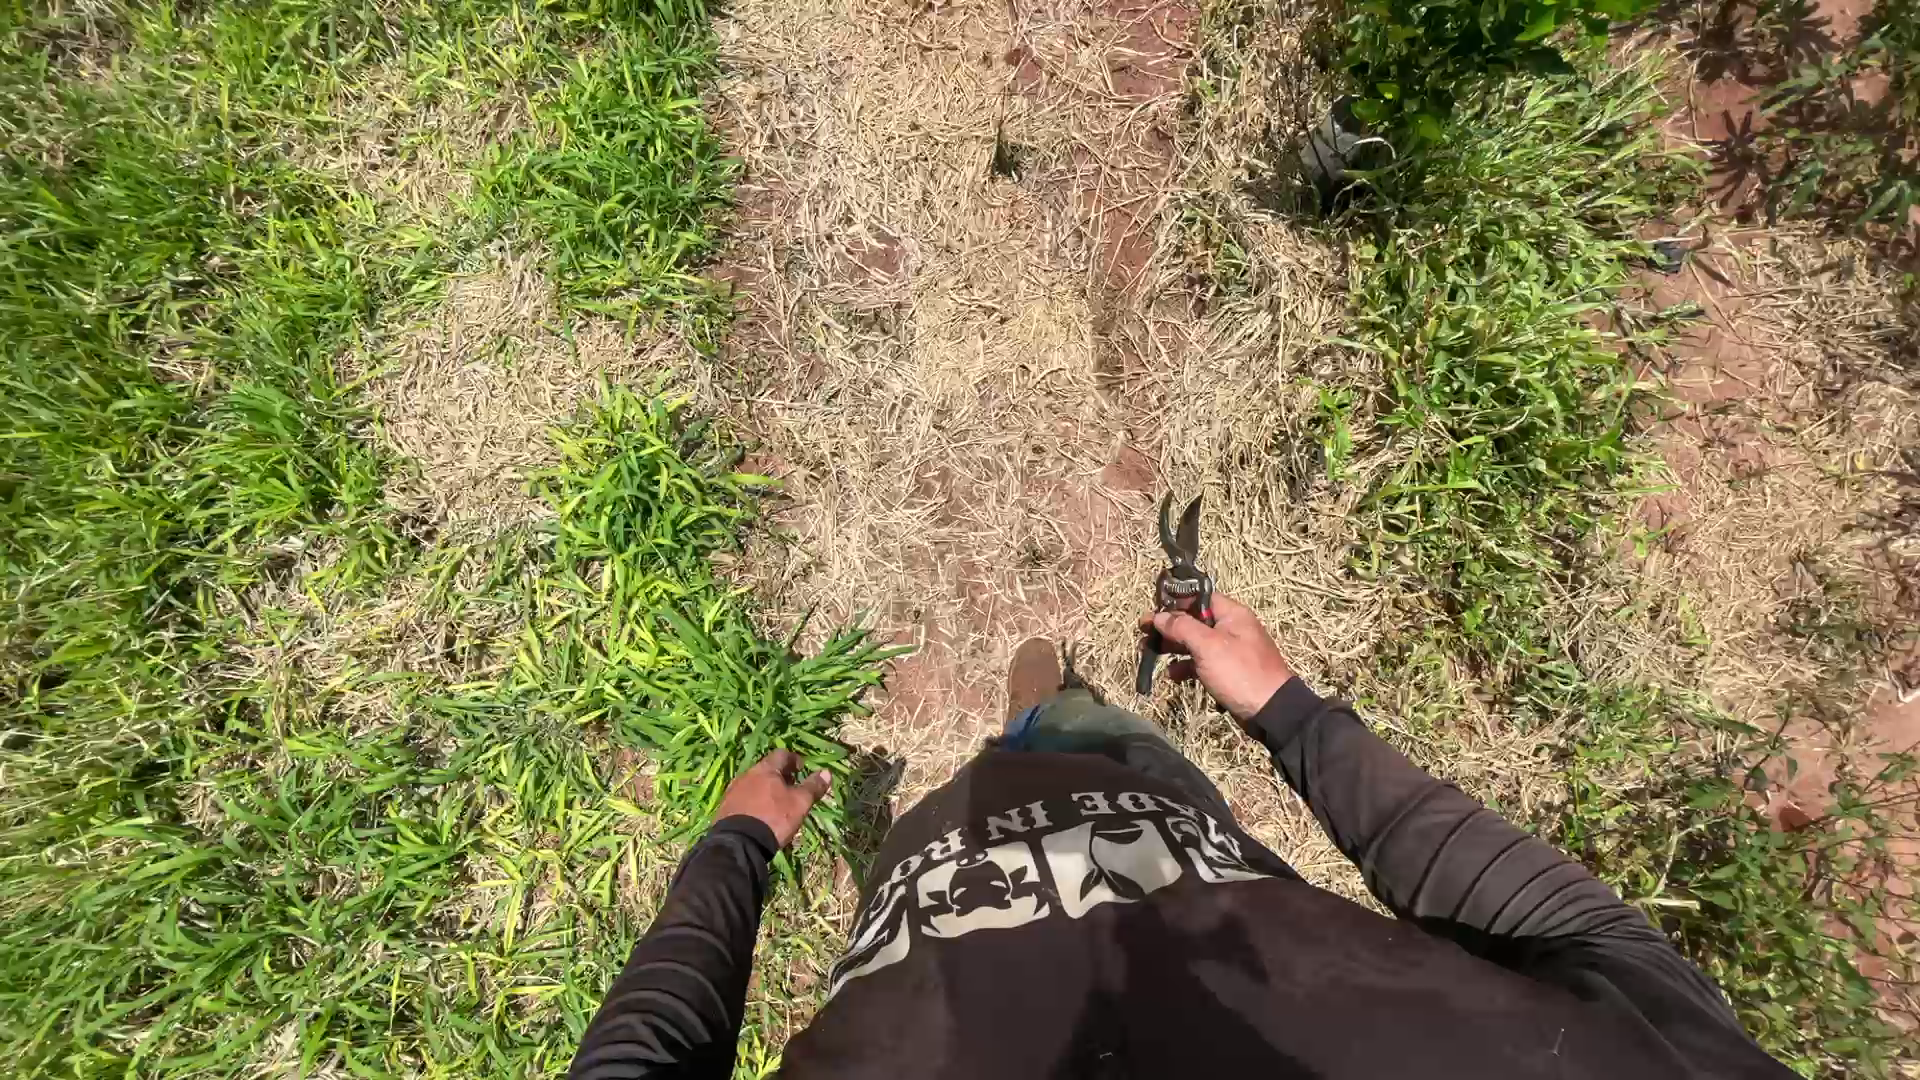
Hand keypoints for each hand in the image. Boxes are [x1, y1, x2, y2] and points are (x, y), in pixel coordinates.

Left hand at [714, 750, 832, 848]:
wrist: (738, 844)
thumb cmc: (773, 818)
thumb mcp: (799, 803)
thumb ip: (813, 787)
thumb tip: (827, 772)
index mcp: (765, 769)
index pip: (782, 754)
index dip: (794, 760)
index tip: (801, 770)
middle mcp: (747, 775)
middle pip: (766, 769)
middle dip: (780, 776)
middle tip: (791, 788)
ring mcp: (733, 791)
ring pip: (754, 784)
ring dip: (766, 789)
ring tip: (776, 804)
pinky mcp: (725, 808)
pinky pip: (743, 799)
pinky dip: (754, 802)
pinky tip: (760, 816)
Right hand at [1139, 592, 1295, 724]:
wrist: (1271, 711)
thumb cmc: (1240, 672)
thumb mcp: (1208, 646)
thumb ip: (1181, 627)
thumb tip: (1159, 616)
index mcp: (1231, 614)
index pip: (1198, 598)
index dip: (1174, 602)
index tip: (1153, 610)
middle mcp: (1230, 628)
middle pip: (1193, 620)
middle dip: (1168, 627)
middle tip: (1144, 633)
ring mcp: (1228, 650)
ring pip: (1194, 642)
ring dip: (1173, 647)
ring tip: (1150, 652)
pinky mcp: (1226, 670)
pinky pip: (1200, 662)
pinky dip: (1185, 666)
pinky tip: (1173, 675)